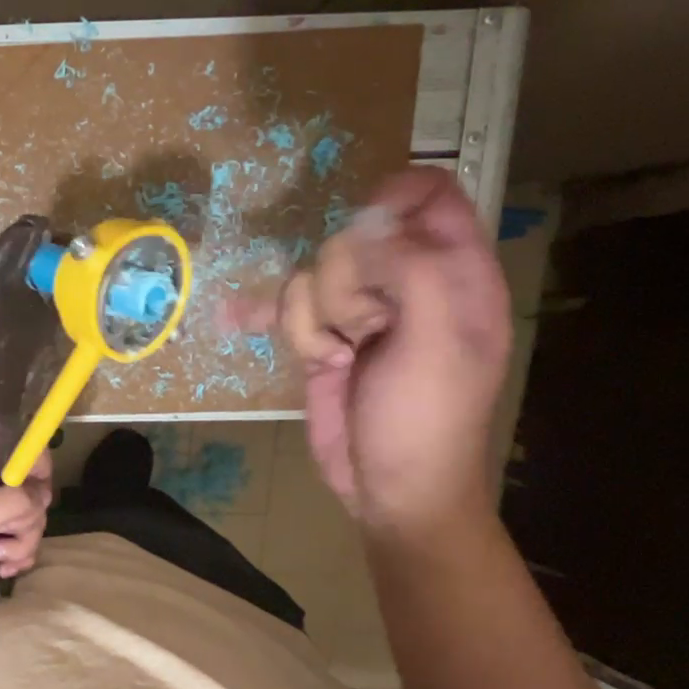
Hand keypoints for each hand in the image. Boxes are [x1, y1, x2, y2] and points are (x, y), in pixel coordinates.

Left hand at [0, 441, 52, 613]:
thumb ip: (9, 502)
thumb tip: (42, 495)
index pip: (22, 448)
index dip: (35, 476)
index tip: (30, 505)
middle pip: (30, 487)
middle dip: (25, 520)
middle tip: (0, 539)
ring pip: (26, 515)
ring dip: (19, 542)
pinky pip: (16, 535)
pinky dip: (14, 553)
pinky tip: (1, 568)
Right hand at [277, 166, 511, 538]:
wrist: (393, 489)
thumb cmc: (429, 420)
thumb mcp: (438, 343)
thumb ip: (412, 271)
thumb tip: (362, 234)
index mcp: (455, 274)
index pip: (434, 199)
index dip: (397, 199)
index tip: (363, 230)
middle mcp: (404, 286)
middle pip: (355, 239)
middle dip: (343, 284)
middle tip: (363, 330)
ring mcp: (357, 316)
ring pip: (311, 278)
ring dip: (310, 322)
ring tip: (337, 361)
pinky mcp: (319, 344)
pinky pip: (286, 313)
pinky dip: (267, 319)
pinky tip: (234, 319)